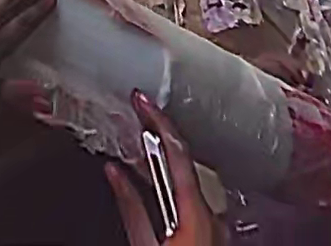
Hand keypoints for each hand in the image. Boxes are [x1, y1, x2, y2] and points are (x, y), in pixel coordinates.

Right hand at [105, 91, 223, 244]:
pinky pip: (186, 204)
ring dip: (158, 165)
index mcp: (199, 215)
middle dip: (157, 137)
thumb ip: (132, 211)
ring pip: (182, 184)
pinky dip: (164, 191)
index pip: (177, 151)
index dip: (158, 119)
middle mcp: (213, 218)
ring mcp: (215, 230)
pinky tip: (143, 183)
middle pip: (182, 164)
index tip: (140, 98)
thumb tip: (114, 173)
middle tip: (137, 112)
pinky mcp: (211, 241)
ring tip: (136, 142)